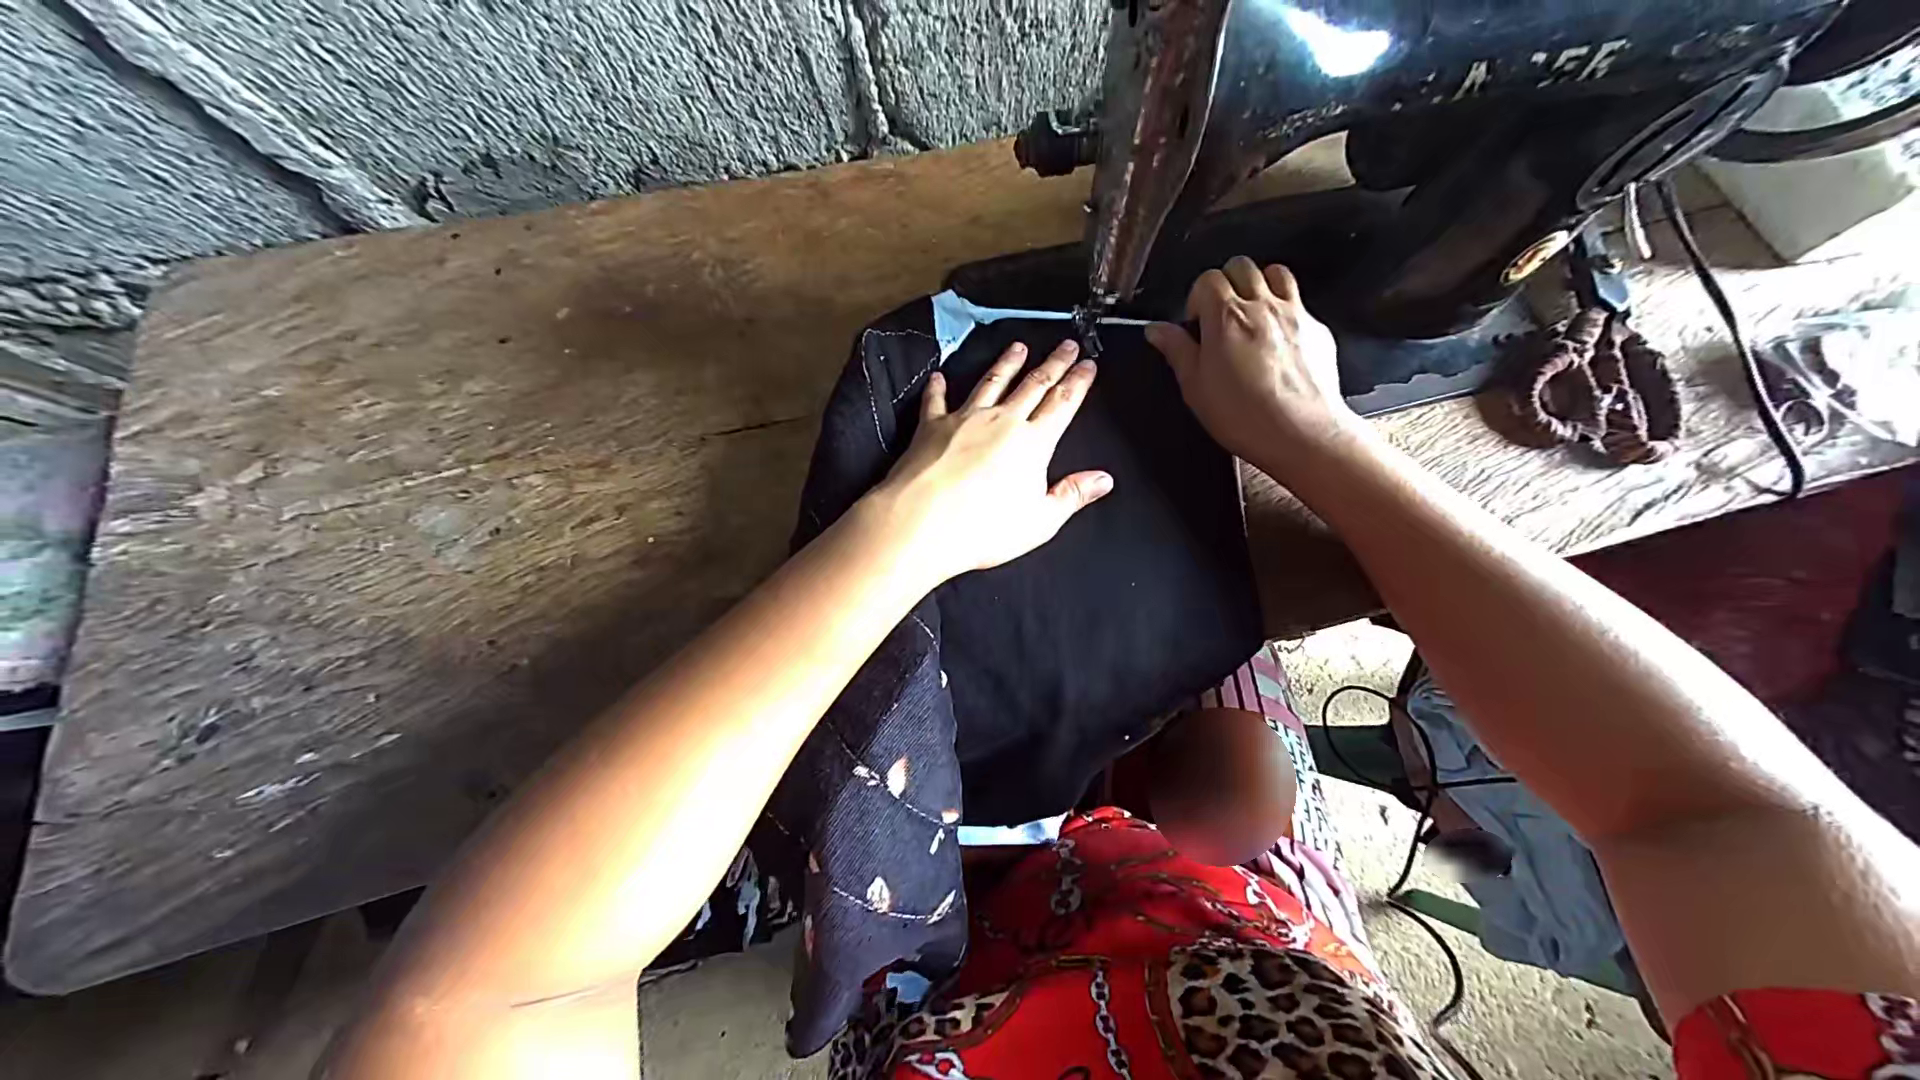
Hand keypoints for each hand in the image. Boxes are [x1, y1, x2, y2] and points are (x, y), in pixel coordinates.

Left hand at [863, 339, 1111, 585]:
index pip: (1063, 403)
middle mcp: (1001, 421)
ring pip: (992, 382)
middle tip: (1066, 345)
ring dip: (1008, 363)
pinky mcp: (931, 426)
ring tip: (1018, 348)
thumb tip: (1103, 480)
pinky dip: (939, 386)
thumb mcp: (1039, 521)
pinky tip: (939, 376)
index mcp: (1032, 443)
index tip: (1088, 364)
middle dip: (1053, 363)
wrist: (921, 523)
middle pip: (1034, 384)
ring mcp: (965, 419)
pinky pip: (937, 400)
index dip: (1078, 382)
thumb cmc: (982, 529)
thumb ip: (1072, 495)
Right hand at [1145, 257, 1354, 465]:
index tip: (1195, 322)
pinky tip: (1276, 336)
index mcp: (1226, 318)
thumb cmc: (1247, 416)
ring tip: (1249, 314)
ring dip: (1258, 285)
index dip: (1196, 298)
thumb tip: (1158, 331)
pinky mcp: (1317, 329)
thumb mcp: (1194, 387)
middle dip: (1225, 283)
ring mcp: (1294, 314)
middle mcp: (1262, 308)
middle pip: (1241, 266)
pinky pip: (1299, 301)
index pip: (1207, 280)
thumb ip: (1176, 351)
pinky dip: (1285, 308)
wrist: (1300, 433)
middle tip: (1218, 313)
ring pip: (1275, 273)